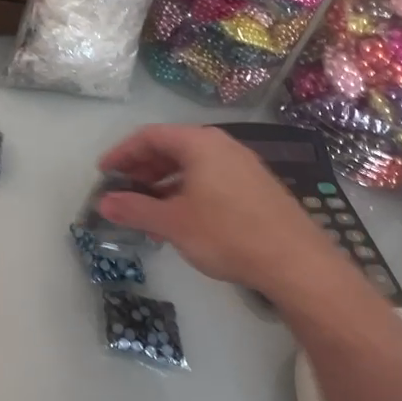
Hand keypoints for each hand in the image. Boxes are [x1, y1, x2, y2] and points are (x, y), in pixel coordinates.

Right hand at [97, 125, 351, 299]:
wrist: (298, 264)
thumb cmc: (228, 234)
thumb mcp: (173, 223)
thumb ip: (134, 209)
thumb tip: (103, 203)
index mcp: (199, 143)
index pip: (149, 136)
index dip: (122, 153)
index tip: (104, 173)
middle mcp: (222, 146)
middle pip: (171, 148)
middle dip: (143, 169)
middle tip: (123, 191)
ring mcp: (244, 166)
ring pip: (192, 166)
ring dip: (164, 184)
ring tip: (149, 211)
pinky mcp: (257, 188)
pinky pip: (211, 179)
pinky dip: (188, 192)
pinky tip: (183, 220)